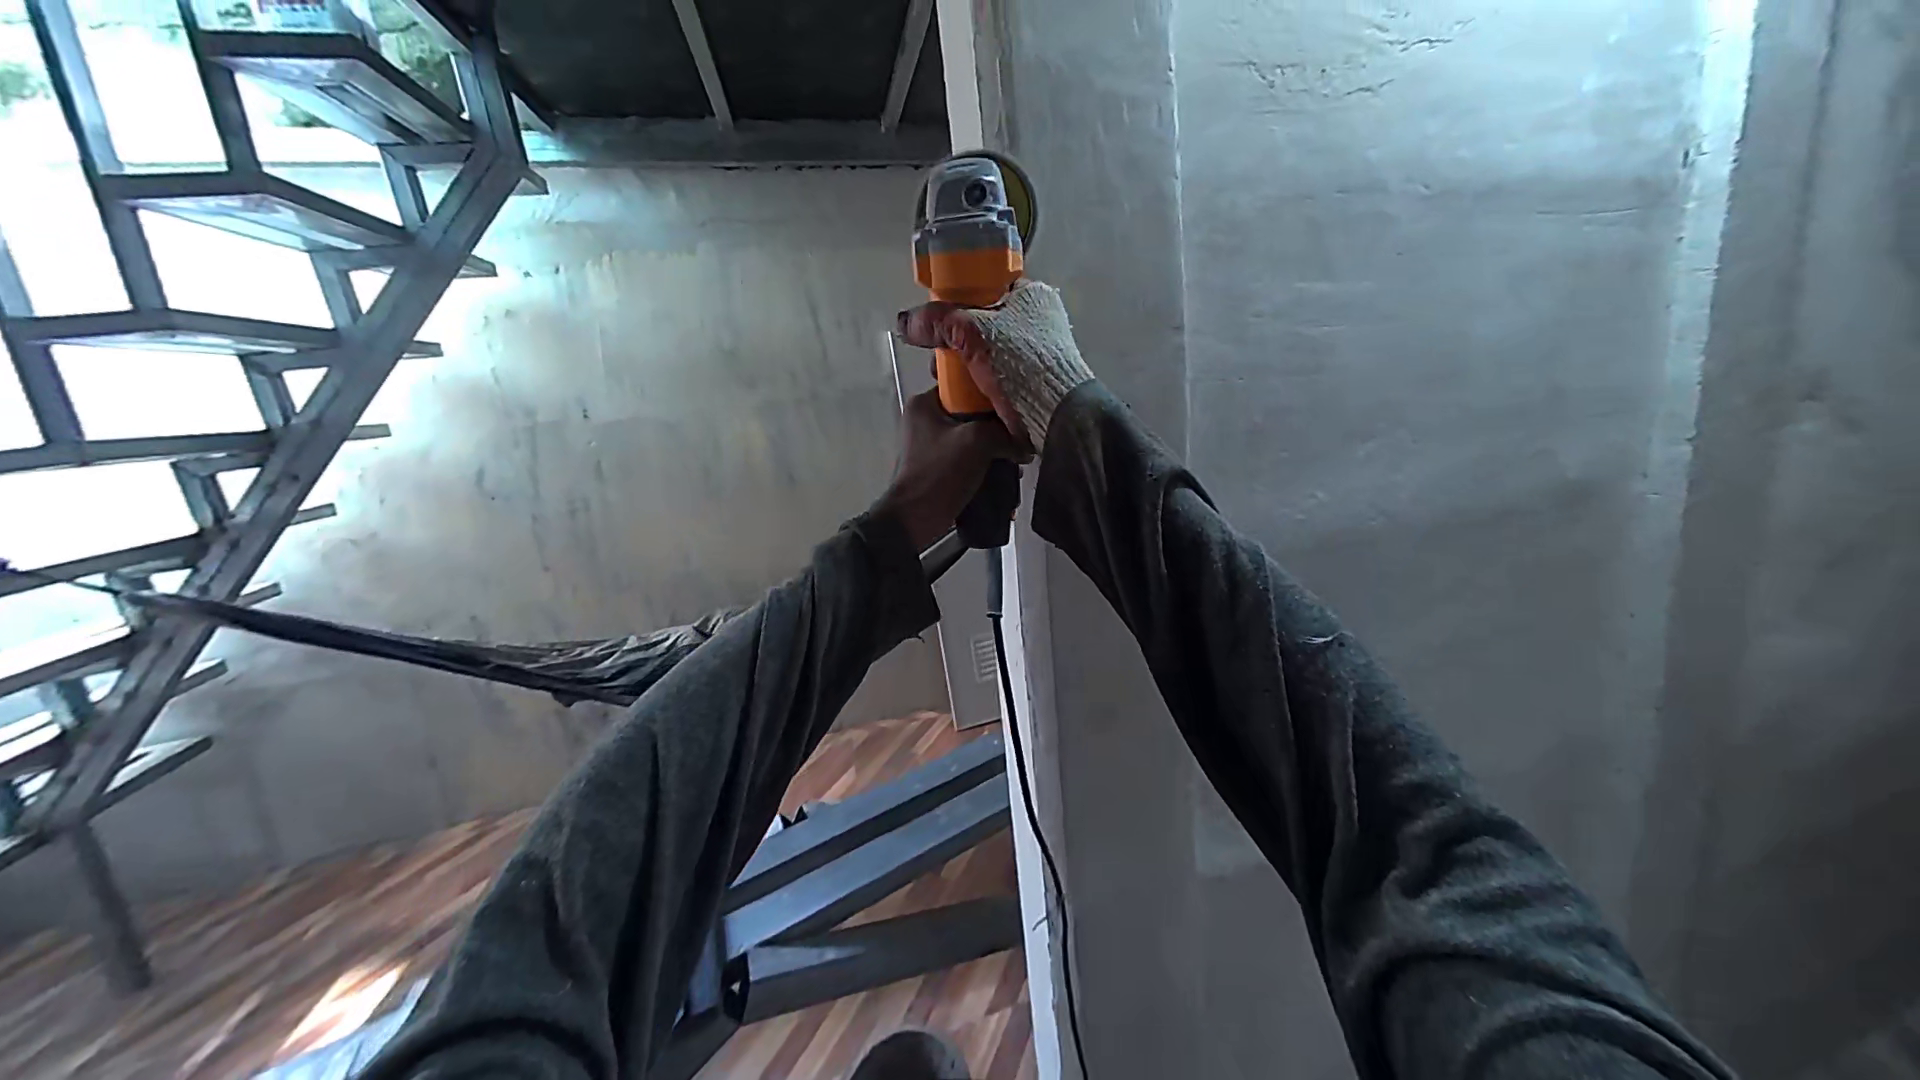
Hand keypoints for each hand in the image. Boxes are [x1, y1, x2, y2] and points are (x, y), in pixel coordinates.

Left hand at [875, 389, 1026, 551]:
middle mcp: (926, 419)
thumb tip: (1024, 445)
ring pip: (974, 438)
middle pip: (972, 413)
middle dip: (998, 430)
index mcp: (925, 403)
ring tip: (1014, 464)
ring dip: (995, 452)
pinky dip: (986, 466)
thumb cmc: (939, 474)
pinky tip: (1004, 477)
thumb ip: (1004, 434)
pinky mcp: (940, 467)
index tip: (1012, 409)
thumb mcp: (976, 442)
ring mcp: (932, 445)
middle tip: (1016, 442)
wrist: (916, 519)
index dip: (991, 394)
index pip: (964, 385)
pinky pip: (969, 458)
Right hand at [896, 279, 1094, 452]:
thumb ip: (937, 322)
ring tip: (946, 376)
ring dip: (964, 364)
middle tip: (940, 352)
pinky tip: (964, 391)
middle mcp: (1037, 320)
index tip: (940, 314)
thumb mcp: (973, 333)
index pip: (987, 286)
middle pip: (983, 321)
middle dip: (957, 339)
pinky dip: (978, 382)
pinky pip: (996, 375)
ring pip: (988, 351)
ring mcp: (1037, 352)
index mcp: (1031, 295)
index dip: (960, 297)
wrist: (1055, 415)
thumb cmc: (1021, 362)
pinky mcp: (1032, 381)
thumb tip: (906, 322)